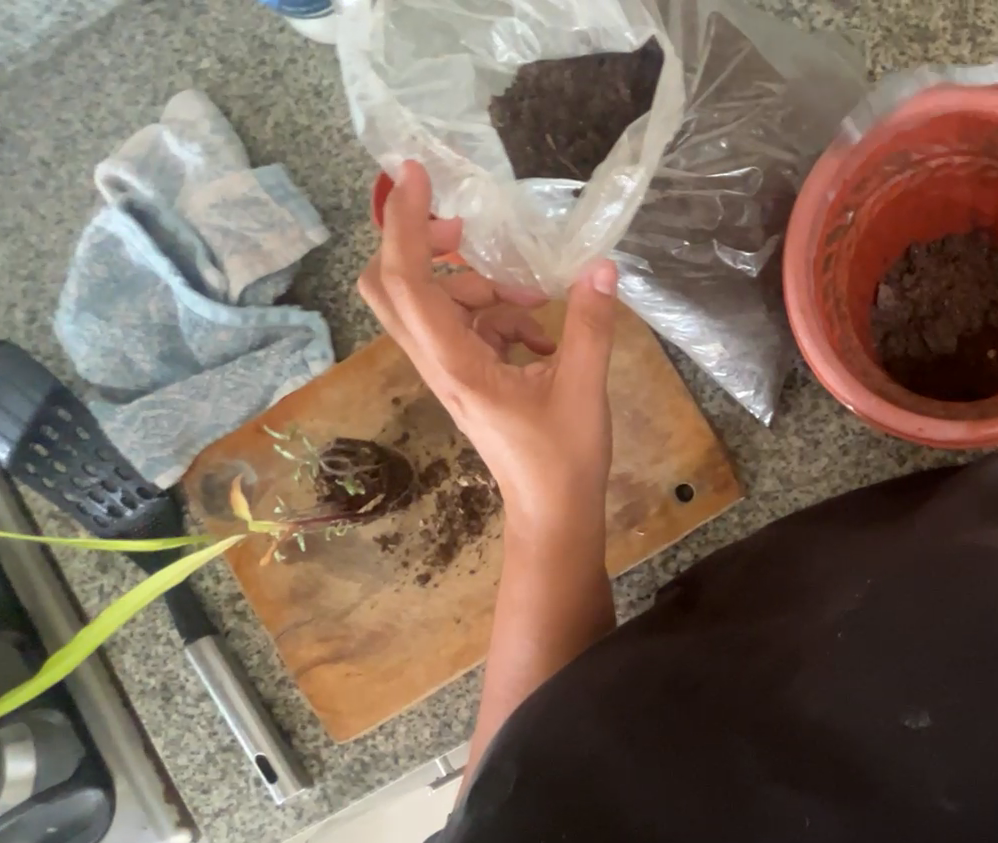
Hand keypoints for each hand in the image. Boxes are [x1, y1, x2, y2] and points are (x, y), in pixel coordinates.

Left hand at [358, 161, 618, 545]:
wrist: (554, 511)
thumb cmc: (564, 457)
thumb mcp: (584, 387)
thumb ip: (589, 324)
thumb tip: (601, 267)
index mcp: (455, 362)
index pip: (409, 277)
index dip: (407, 221)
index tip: (419, 176)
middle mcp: (438, 362)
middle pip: (395, 285)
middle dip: (425, 246)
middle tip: (470, 233)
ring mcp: (450, 373)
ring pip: (438, 305)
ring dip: (481, 289)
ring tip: (537, 303)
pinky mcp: (469, 381)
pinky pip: (468, 330)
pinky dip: (499, 320)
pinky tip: (543, 338)